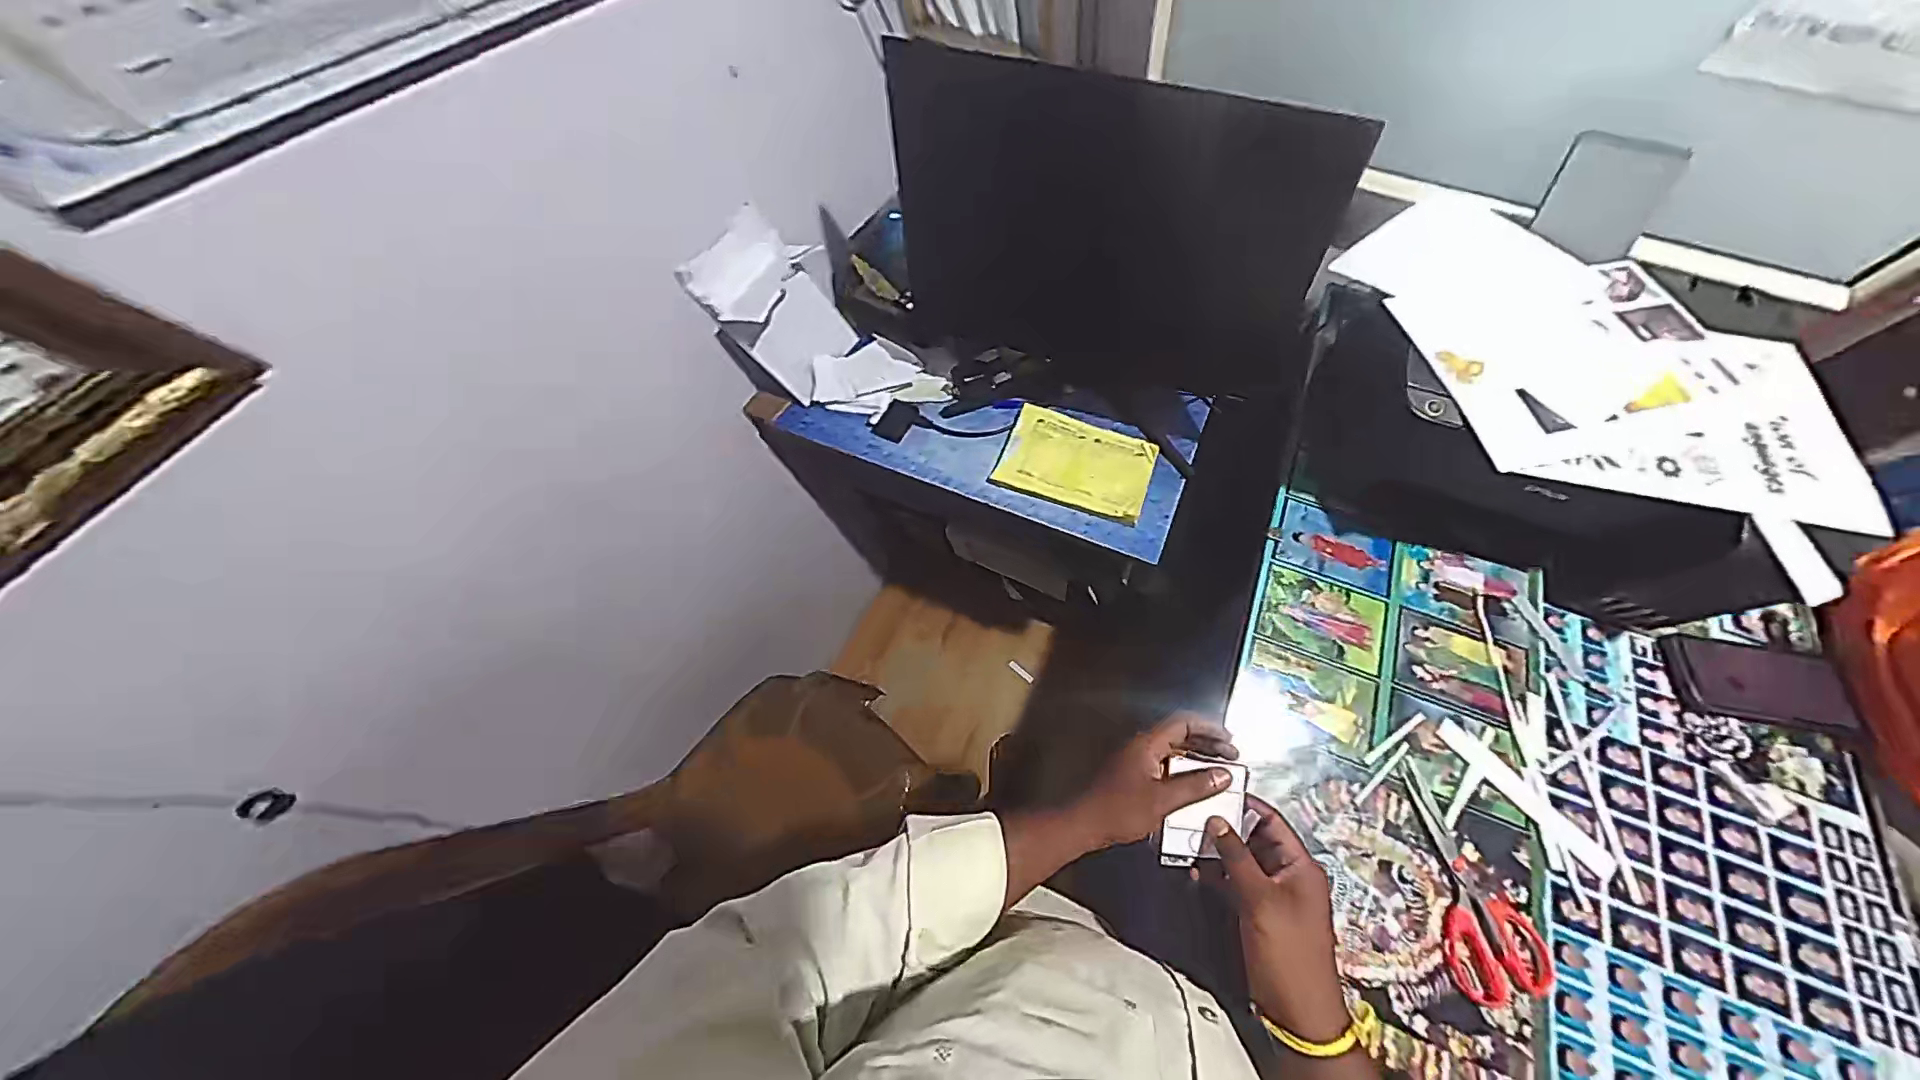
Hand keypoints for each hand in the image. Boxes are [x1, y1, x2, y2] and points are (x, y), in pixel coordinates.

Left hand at [1070, 712, 1239, 849]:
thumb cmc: (1120, 810)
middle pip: (1178, 734)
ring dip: (1196, 756)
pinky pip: (1165, 763)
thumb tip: (1223, 774)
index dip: (1209, 728)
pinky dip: (1184, 768)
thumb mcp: (1162, 800)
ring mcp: (1136, 759)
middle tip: (1231, 756)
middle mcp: (1141, 746)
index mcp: (1146, 744)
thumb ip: (1195, 786)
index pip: (1182, 723)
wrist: (1085, 823)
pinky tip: (1196, 783)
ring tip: (1219, 769)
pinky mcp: (1134, 774)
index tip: (1230, 740)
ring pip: (1172, 750)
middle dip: (1206, 742)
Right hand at [1207, 795, 1350, 1044]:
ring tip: (1188, 838)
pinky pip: (1233, 882)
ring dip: (1216, 851)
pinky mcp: (1255, 910)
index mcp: (1300, 867)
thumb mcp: (1260, 899)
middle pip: (1253, 838)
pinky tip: (1195, 869)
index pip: (1272, 821)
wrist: (1295, 1011)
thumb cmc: (1288, 953)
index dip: (1246, 804)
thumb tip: (1217, 822)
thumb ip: (1237, 857)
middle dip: (1224, 827)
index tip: (1216, 792)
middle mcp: (1287, 875)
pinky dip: (1216, 874)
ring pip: (1240, 860)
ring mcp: (1270, 893)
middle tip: (1193, 815)